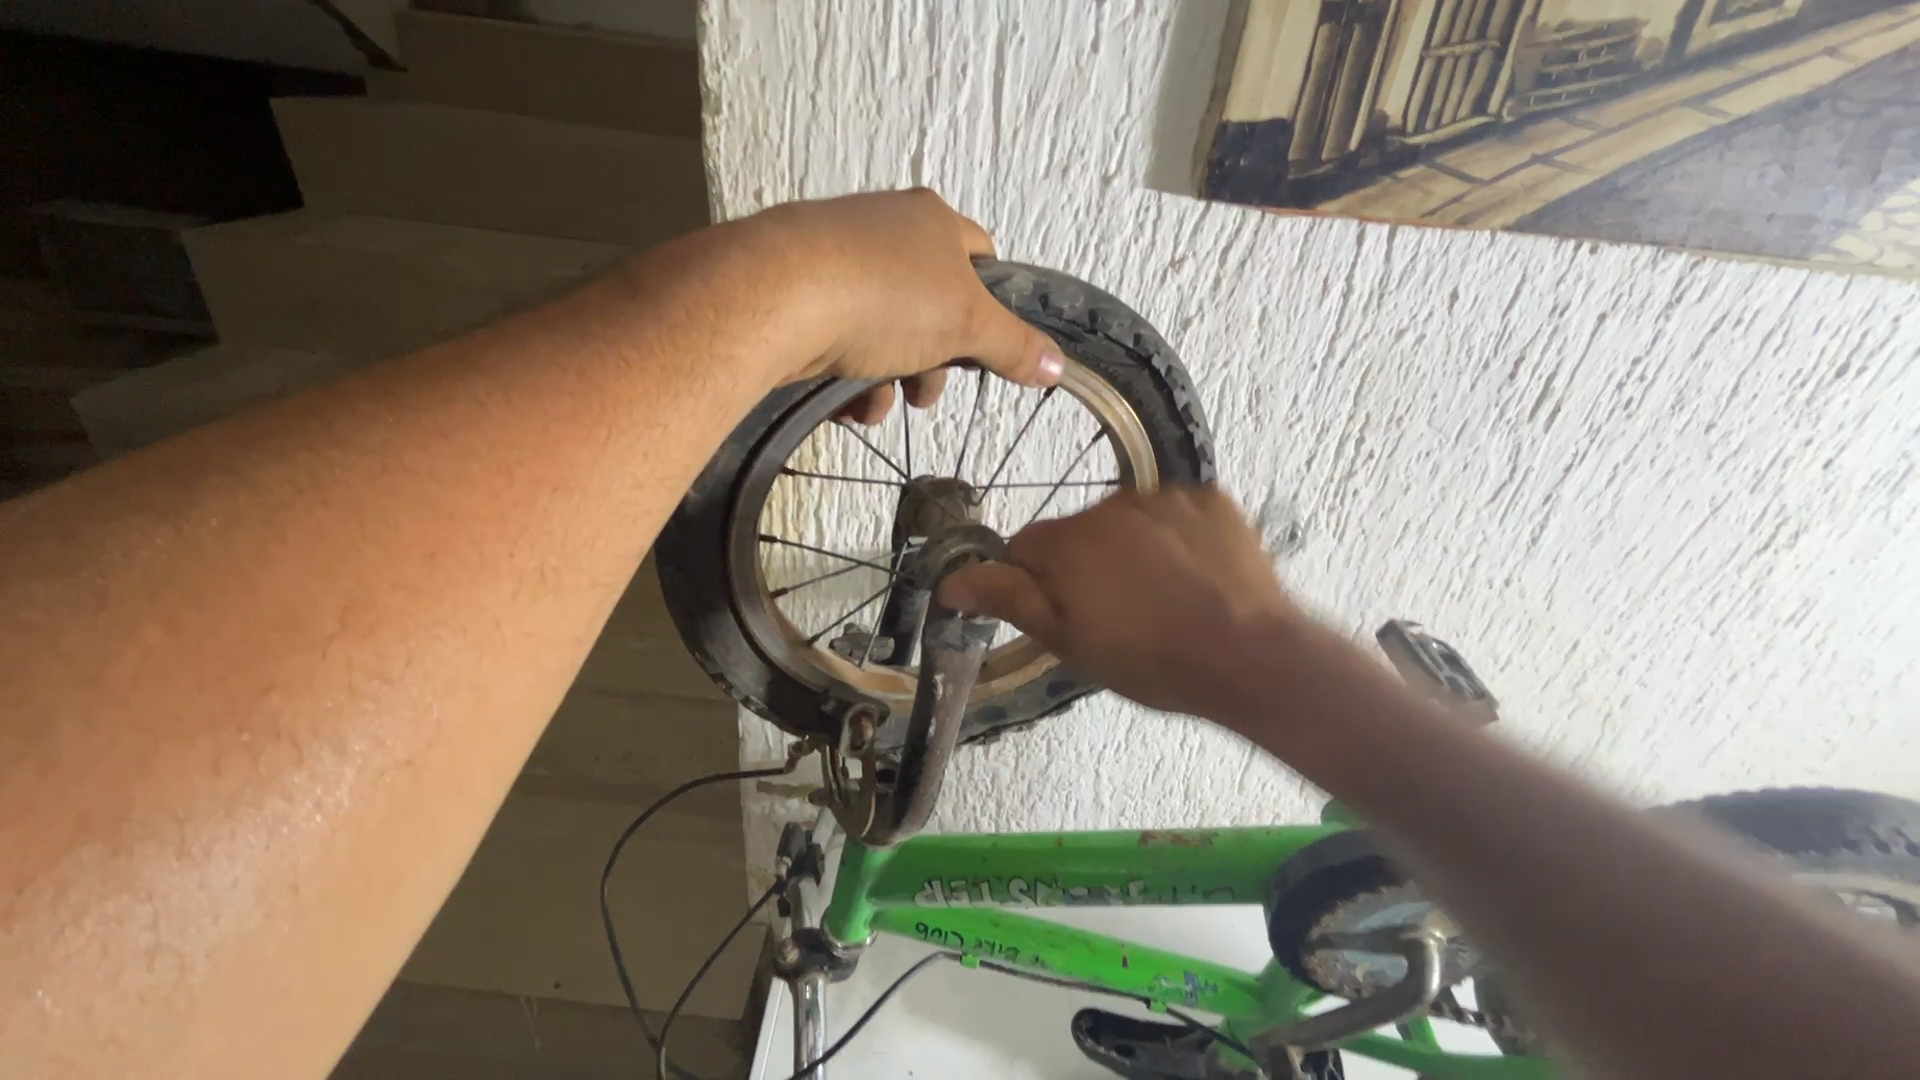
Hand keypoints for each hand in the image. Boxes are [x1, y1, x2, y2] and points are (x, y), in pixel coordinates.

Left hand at [743, 189, 1065, 420]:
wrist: (776, 295)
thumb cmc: (886, 297)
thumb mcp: (966, 327)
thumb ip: (1014, 346)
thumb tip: (1060, 366)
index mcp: (932, 221)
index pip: (980, 255)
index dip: (990, 303)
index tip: (983, 346)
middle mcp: (886, 230)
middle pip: (930, 305)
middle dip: (934, 360)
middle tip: (927, 394)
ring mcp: (838, 259)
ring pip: (883, 331)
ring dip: (890, 379)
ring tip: (877, 407)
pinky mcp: (800, 292)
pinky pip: (840, 339)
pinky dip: (849, 377)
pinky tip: (845, 404)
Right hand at [937, 487, 1310, 719]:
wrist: (1249, 655)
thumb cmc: (1149, 658)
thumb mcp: (1067, 641)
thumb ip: (1008, 599)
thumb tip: (950, 578)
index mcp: (1067, 540)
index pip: (1024, 548)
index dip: (1037, 584)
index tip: (1065, 615)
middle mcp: (1109, 504)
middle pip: (1077, 532)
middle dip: (1085, 566)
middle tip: (1117, 615)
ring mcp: (1165, 496)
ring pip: (1126, 521)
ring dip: (1131, 549)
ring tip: (1163, 599)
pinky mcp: (1210, 499)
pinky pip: (1175, 513)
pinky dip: (1177, 537)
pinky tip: (1194, 576)